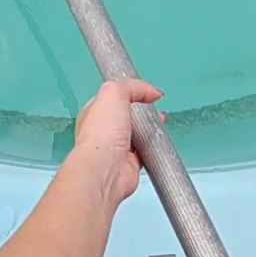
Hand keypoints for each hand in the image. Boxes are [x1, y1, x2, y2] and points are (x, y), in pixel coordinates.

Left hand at [69, 79, 163, 206]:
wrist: (105, 169)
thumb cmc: (103, 130)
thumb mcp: (114, 93)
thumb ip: (134, 87)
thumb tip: (154, 92)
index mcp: (93, 114)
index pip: (109, 100)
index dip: (126, 93)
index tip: (143, 92)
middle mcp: (103, 132)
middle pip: (124, 118)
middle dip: (140, 111)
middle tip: (154, 106)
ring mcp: (116, 150)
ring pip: (136, 135)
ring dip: (149, 128)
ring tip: (162, 119)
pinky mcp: (130, 165)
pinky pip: (145, 153)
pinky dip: (154, 146)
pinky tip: (162, 139)